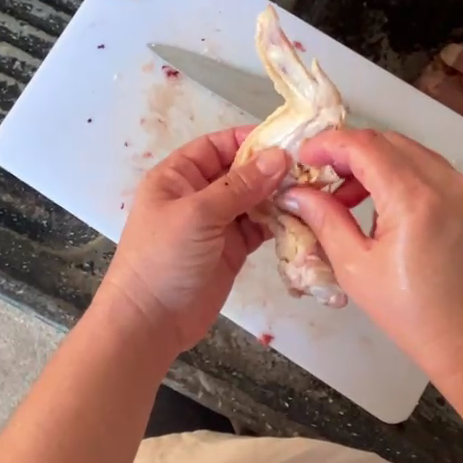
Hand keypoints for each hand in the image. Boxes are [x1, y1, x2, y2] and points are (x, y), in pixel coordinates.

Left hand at [98, 127, 291, 358]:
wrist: (150, 322)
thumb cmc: (163, 259)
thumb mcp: (198, 214)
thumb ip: (240, 185)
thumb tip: (278, 156)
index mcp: (178, 176)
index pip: (217, 145)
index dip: (249, 140)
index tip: (287, 140)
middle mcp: (197, 195)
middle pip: (240, 171)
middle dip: (271, 169)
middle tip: (311, 168)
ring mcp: (216, 223)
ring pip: (253, 199)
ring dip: (279, 196)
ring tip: (312, 191)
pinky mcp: (231, 249)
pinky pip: (259, 227)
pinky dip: (278, 222)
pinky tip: (301, 217)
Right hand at [282, 129, 462, 385]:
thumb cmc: (413, 316)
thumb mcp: (356, 269)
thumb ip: (325, 221)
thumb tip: (294, 193)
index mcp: (414, 201)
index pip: (363, 146)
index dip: (328, 144)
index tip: (302, 159)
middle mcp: (444, 182)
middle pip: (385, 140)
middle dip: (347, 151)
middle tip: (318, 176)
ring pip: (407, 149)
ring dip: (371, 160)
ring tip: (345, 194)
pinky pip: (426, 166)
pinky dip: (396, 171)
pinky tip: (379, 201)